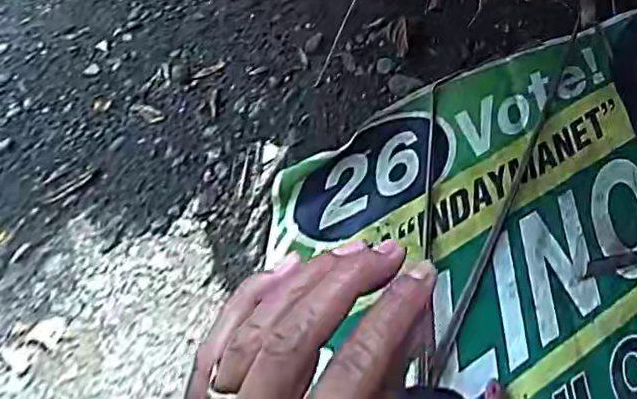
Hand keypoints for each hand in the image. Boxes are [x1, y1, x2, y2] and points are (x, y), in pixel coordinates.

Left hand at [188, 241, 436, 398]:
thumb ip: (390, 386)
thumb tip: (414, 317)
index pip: (355, 366)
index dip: (395, 311)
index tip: (421, 277)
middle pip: (296, 338)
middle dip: (350, 281)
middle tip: (389, 254)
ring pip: (256, 329)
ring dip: (310, 278)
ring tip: (352, 252)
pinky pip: (215, 342)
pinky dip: (254, 296)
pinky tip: (290, 267)